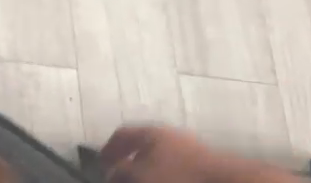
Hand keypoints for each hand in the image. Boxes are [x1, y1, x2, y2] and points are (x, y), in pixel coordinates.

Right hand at [99, 126, 300, 182]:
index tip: (101, 166)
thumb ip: (121, 172)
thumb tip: (110, 173)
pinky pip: (180, 172)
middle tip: (124, 179)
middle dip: (131, 165)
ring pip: (164, 163)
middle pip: (144, 149)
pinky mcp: (209, 170)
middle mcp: (171, 136)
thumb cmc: (182, 177)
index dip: (109, 150)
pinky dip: (169, 179)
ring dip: (152, 175)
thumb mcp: (143, 175)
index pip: (122, 135)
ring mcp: (193, 153)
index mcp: (152, 131)